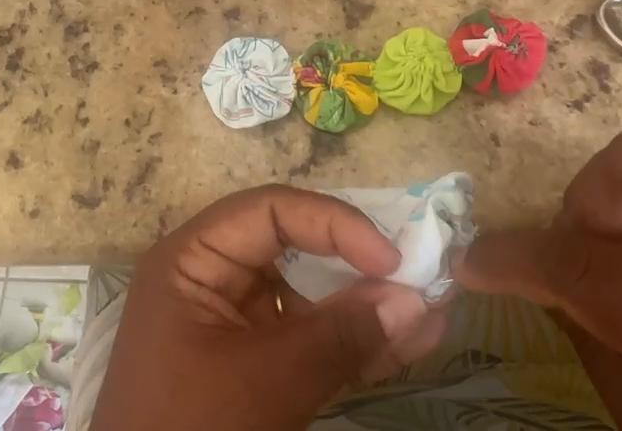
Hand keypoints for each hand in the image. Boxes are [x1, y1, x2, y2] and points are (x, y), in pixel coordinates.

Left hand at [91, 185, 449, 430]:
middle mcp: (210, 279)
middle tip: (419, 277)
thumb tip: (416, 299)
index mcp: (191, 259)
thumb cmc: (192, 430)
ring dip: (364, 309)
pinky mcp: (251, 368)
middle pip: (291, 249)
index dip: (333, 224)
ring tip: (429, 315)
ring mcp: (231, 325)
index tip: (390, 258)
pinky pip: (306, 341)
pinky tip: (406, 346)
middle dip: (356, 265)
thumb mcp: (266, 382)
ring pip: (306, 297)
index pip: (269, 212)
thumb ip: (341, 336)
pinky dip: (351, 345)